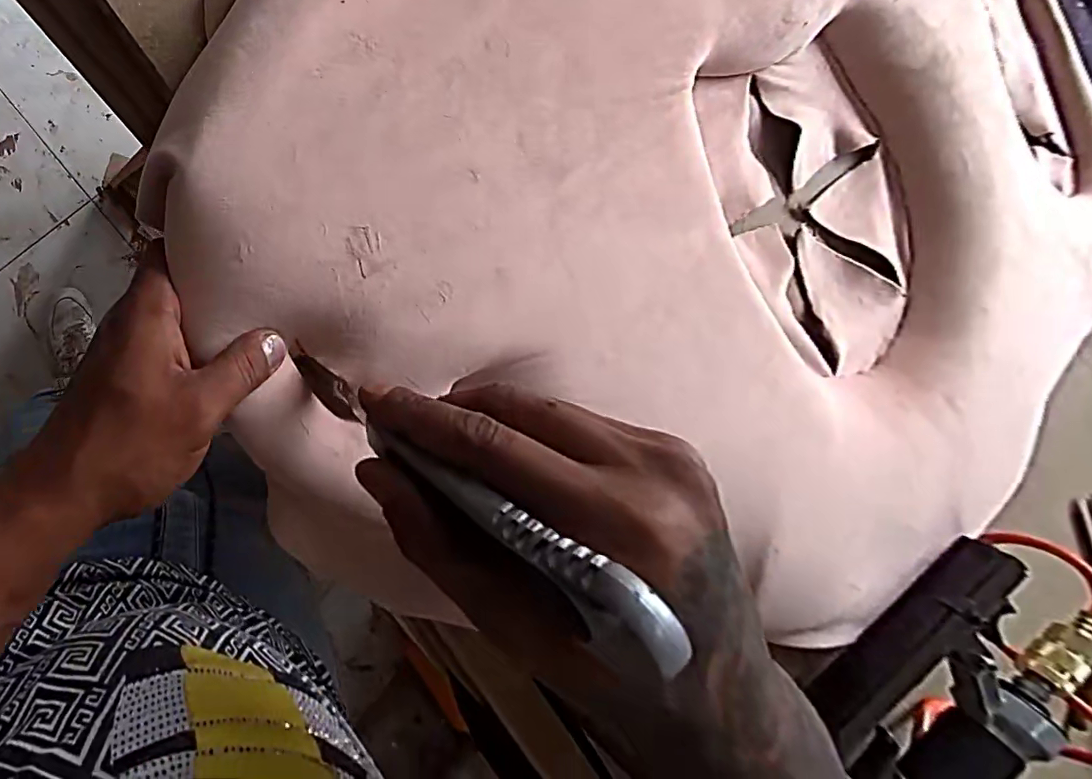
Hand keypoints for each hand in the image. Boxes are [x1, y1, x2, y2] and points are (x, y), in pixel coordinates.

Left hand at [6, 243, 286, 527]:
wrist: (64, 490)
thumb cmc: (131, 443)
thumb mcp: (198, 410)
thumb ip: (238, 371)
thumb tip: (273, 338)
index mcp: (145, 311)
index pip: (164, 251)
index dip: (196, 240)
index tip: (236, 242)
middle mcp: (128, 319)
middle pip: (170, 282)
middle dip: (211, 282)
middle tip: (259, 283)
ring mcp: (120, 347)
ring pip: (166, 316)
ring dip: (201, 318)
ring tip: (249, 317)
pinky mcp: (119, 373)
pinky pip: (158, 342)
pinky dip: (186, 344)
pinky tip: (216, 360)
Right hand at [355, 384, 844, 778]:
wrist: (718, 693)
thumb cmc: (601, 670)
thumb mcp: (503, 623)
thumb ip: (432, 541)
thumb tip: (376, 469)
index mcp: (616, 529)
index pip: (492, 446)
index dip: (422, 418)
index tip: (372, 398)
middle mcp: (651, 477)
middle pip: (514, 410)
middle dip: (444, 411)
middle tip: (398, 422)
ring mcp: (671, 458)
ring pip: (540, 405)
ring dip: (481, 416)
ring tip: (445, 442)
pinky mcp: (674, 449)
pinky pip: (571, 417)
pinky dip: (524, 427)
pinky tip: (506, 456)